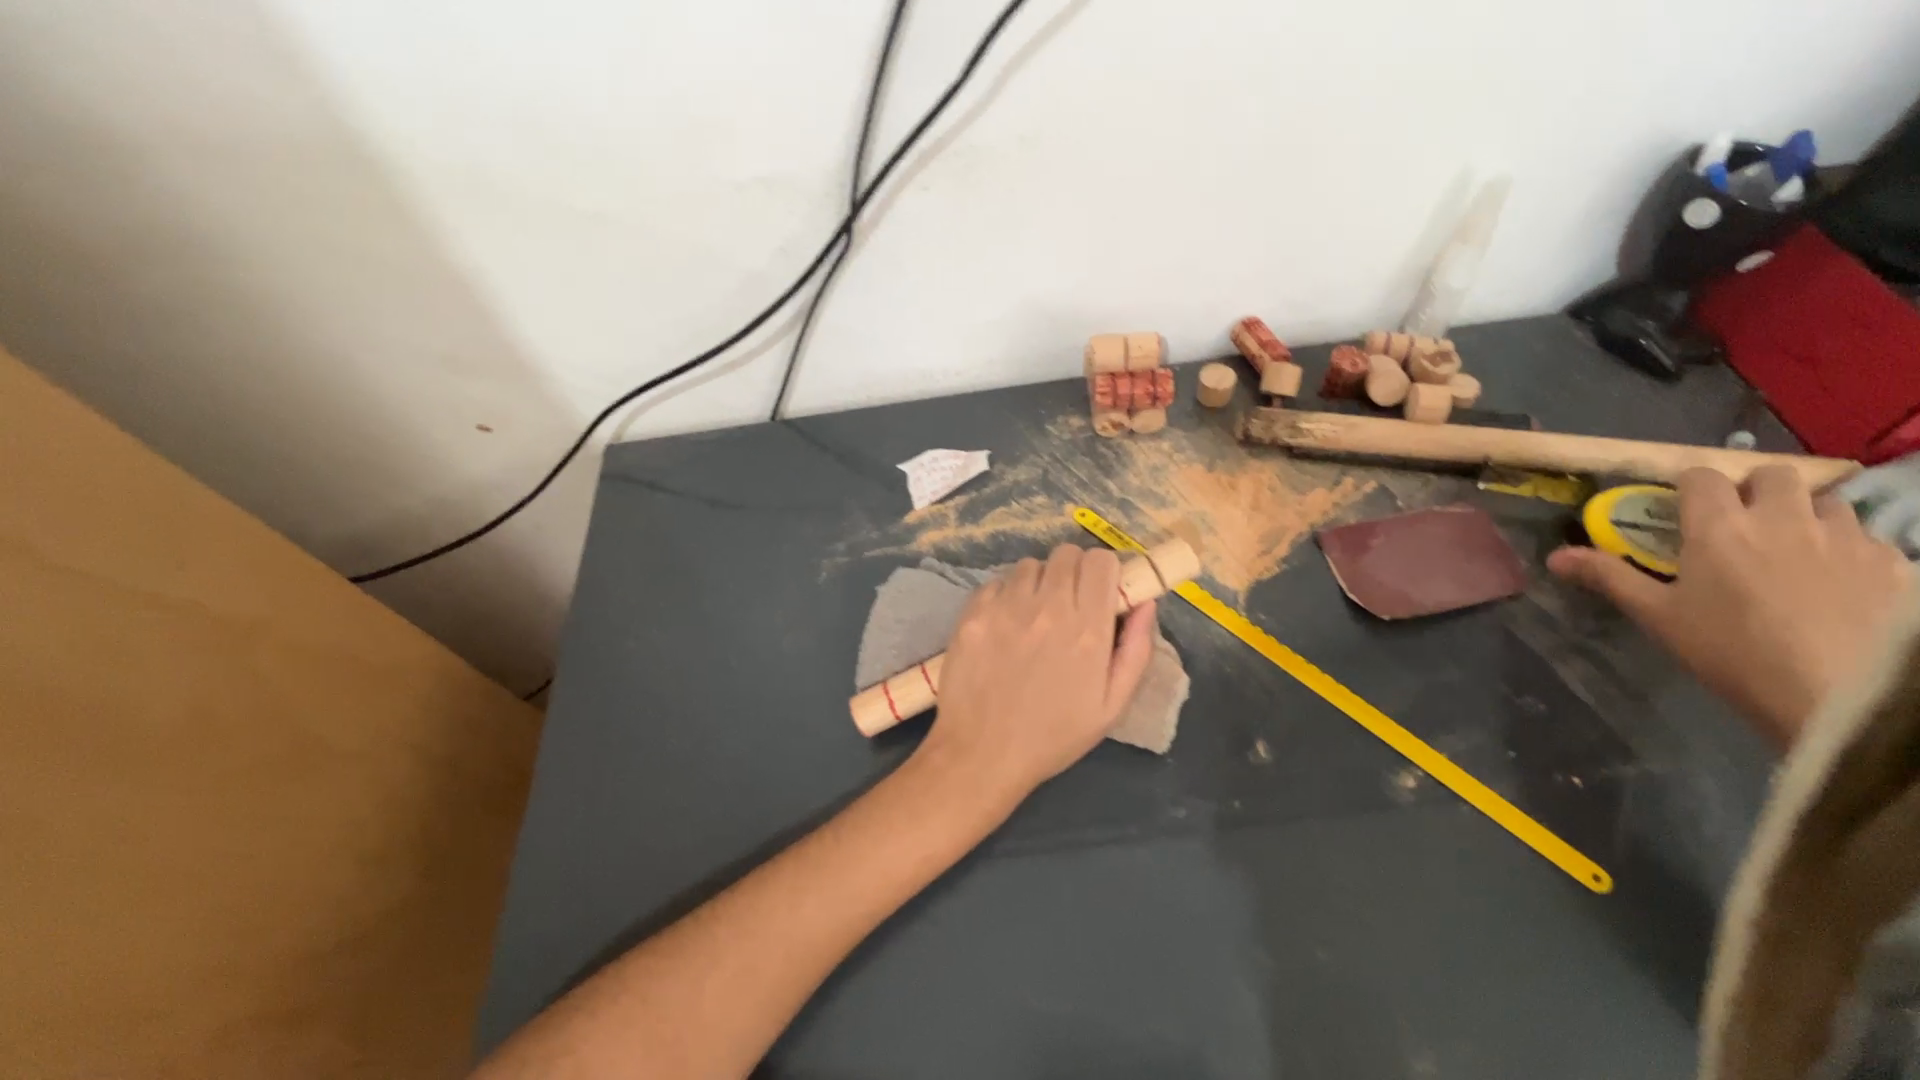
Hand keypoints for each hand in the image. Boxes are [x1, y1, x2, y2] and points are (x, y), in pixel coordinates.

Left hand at [915, 544, 1157, 804]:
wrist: (983, 753)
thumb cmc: (1054, 735)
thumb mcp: (1112, 705)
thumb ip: (1136, 650)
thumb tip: (1146, 602)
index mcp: (1087, 628)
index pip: (1101, 561)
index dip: (1105, 571)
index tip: (1102, 592)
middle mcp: (1047, 607)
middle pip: (1066, 553)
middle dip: (1074, 571)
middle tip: (1070, 603)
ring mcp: (1005, 607)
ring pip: (1030, 565)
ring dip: (1039, 582)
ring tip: (1035, 616)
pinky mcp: (973, 613)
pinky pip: (996, 583)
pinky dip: (1005, 595)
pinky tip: (1005, 626)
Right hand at [1549, 466, 1912, 746]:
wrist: (1842, 695)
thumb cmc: (1732, 653)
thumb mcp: (1659, 618)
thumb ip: (1609, 578)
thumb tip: (1555, 556)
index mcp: (1720, 525)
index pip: (1702, 476)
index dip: (1690, 486)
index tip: (1683, 507)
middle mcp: (1784, 516)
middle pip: (1774, 474)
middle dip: (1756, 488)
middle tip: (1745, 523)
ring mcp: (1848, 536)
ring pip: (1829, 501)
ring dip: (1809, 515)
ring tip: (1798, 551)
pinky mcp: (1896, 562)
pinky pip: (1872, 539)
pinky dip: (1853, 550)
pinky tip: (1844, 584)